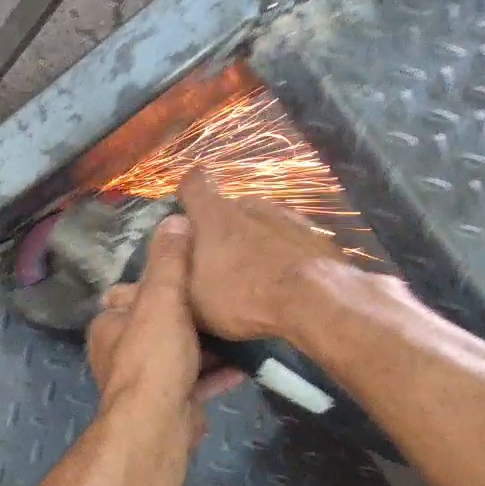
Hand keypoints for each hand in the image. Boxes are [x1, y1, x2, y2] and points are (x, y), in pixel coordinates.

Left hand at [87, 214, 244, 430]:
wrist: (158, 424)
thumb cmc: (154, 355)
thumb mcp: (161, 297)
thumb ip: (168, 261)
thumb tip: (174, 219)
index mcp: (109, 325)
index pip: (134, 293)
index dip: (163, 281)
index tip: (196, 271)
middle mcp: (121, 352)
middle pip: (162, 324)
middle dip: (193, 314)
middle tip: (227, 298)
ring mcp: (146, 380)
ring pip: (182, 352)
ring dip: (211, 344)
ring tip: (243, 326)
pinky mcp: (171, 403)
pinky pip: (198, 380)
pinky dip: (220, 372)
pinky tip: (248, 363)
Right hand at [176, 170, 347, 340]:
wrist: (316, 301)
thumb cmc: (241, 295)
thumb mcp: (190, 295)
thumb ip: (175, 269)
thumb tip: (169, 251)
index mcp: (214, 215)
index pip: (194, 184)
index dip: (186, 192)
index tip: (183, 211)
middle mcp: (250, 205)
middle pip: (228, 207)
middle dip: (219, 229)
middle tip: (215, 263)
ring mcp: (287, 217)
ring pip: (260, 223)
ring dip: (252, 241)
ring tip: (251, 275)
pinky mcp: (315, 235)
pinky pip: (287, 239)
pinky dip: (280, 253)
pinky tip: (280, 281)